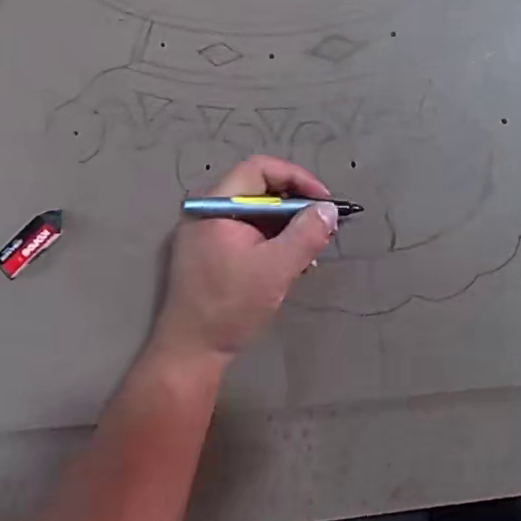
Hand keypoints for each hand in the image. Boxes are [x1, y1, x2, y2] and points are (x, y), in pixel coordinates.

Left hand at [150, 155, 337, 361]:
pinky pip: (247, 233)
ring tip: (310, 252)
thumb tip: (329, 209)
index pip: (260, 169)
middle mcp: (206, 211)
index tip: (324, 202)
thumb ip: (306, 234)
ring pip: (256, 214)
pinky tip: (291, 265)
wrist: (190, 351)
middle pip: (259, 190)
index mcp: (214, 205)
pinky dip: (272, 241)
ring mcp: (205, 232)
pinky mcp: (209, 253)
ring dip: (287, 227)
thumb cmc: (230, 306)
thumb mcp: (276, 268)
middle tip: (322, 227)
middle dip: (296, 206)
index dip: (297, 179)